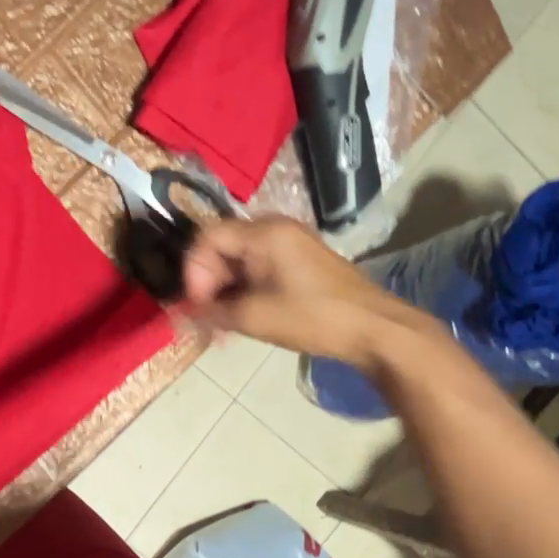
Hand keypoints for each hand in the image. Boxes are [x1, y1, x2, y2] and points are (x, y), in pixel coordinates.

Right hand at [179, 217, 432, 372]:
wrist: (371, 328)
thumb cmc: (312, 318)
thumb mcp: (253, 317)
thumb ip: (212, 311)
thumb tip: (187, 312)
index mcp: (264, 234)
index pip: (207, 238)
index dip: (194, 272)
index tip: (198, 305)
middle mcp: (275, 229)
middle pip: (221, 247)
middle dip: (207, 283)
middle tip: (207, 317)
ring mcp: (289, 245)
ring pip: (237, 261)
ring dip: (223, 291)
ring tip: (222, 323)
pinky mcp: (297, 262)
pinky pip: (256, 269)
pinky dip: (242, 291)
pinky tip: (241, 318)